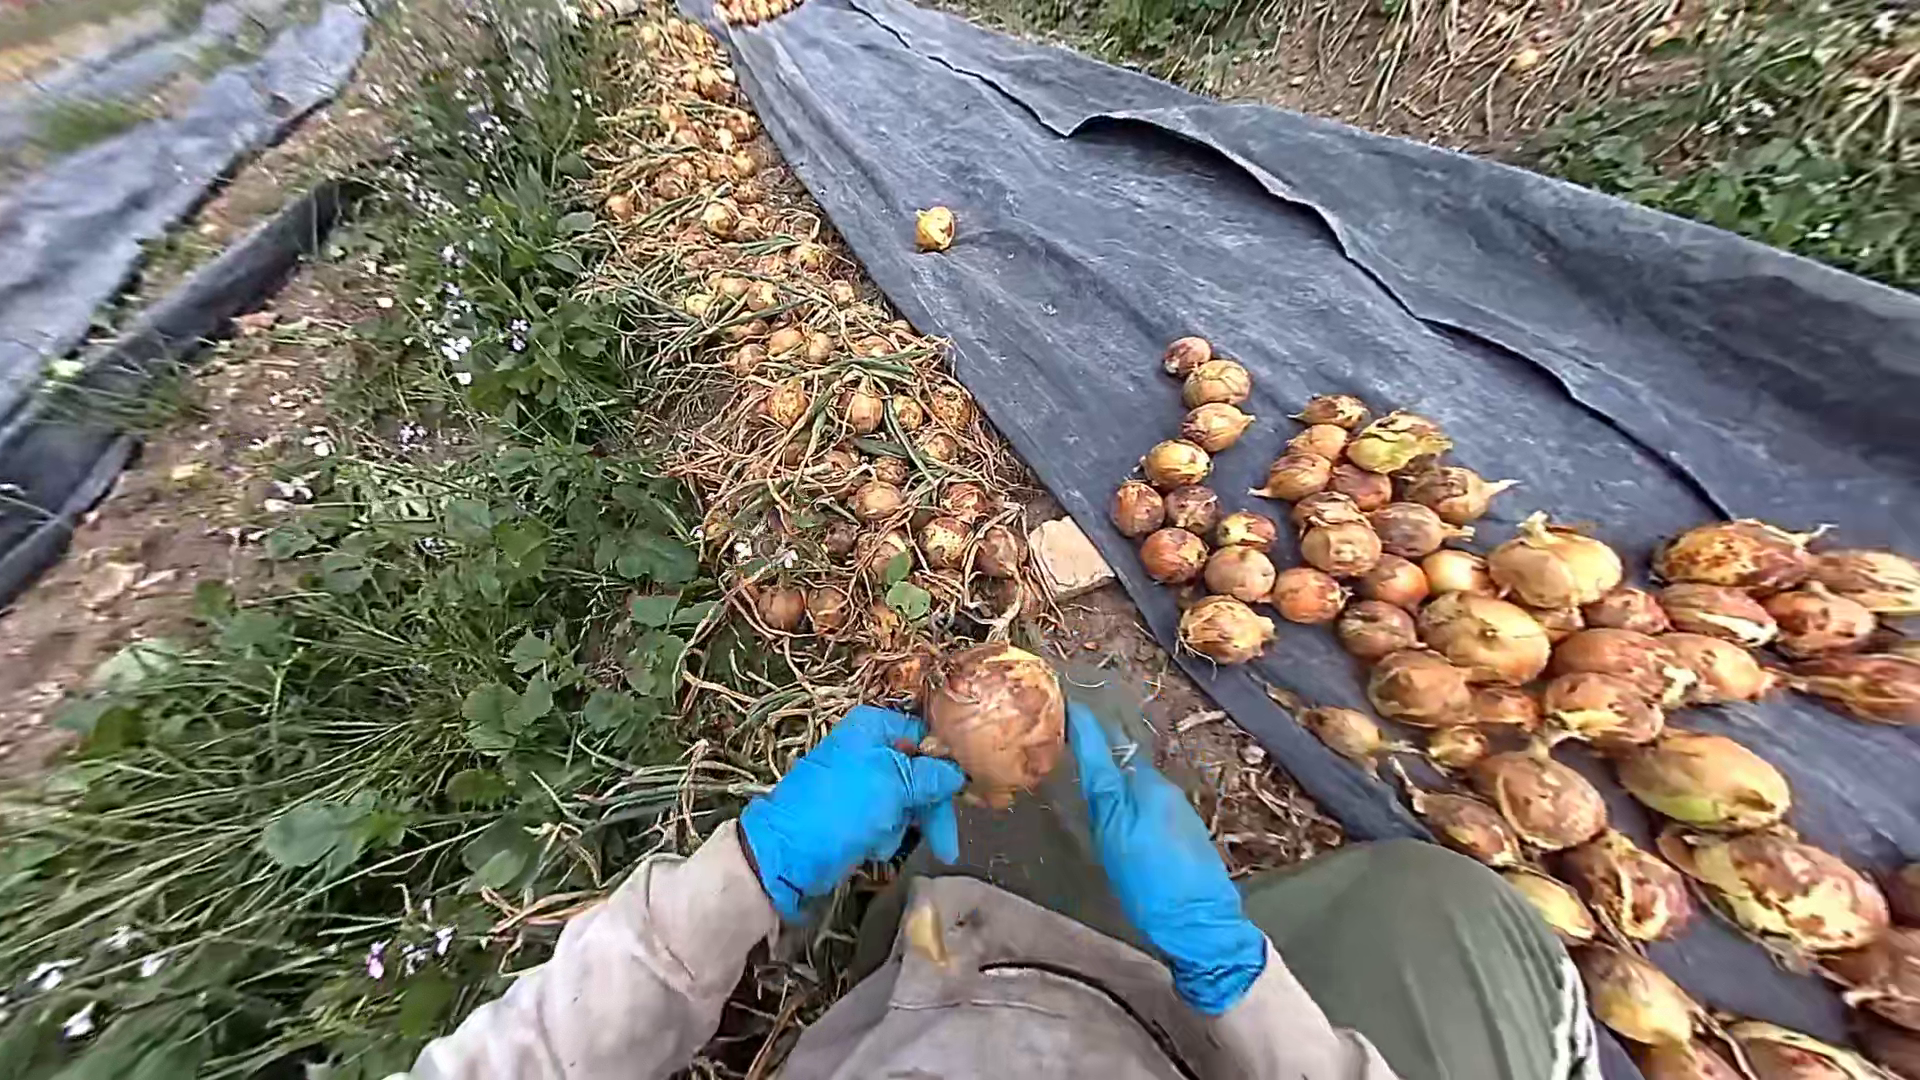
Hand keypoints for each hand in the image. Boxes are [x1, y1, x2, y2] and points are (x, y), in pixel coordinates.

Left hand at [740, 705, 966, 920]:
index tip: (963, 794)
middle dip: (926, 807)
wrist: (784, 857)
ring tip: (882, 840)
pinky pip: (888, 817)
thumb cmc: (839, 809)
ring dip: (902, 824)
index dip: (945, 765)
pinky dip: (885, 834)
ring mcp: (861, 779)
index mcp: (873, 726)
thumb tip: (959, 771)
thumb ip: (931, 776)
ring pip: (906, 799)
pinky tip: (871, 848)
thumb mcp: (892, 786)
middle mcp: (868, 746)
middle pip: (919, 771)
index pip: (925, 737)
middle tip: (944, 844)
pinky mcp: (855, 809)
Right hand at [1068, 704, 1266, 1014]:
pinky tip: (1119, 801)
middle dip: (1101, 741)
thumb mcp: (1113, 835)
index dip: (1085, 725)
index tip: (1067, 703)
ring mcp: (1175, 806)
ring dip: (1115, 766)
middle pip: (1124, 756)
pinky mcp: (1182, 826)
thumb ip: (1101, 789)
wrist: (1203, 926)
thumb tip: (1090, 744)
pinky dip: (1129, 789)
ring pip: (1136, 777)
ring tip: (1089, 763)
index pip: (1106, 744)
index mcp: (1142, 784)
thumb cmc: (1149, 880)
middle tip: (1073, 729)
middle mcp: (1160, 786)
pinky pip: (1147, 796)